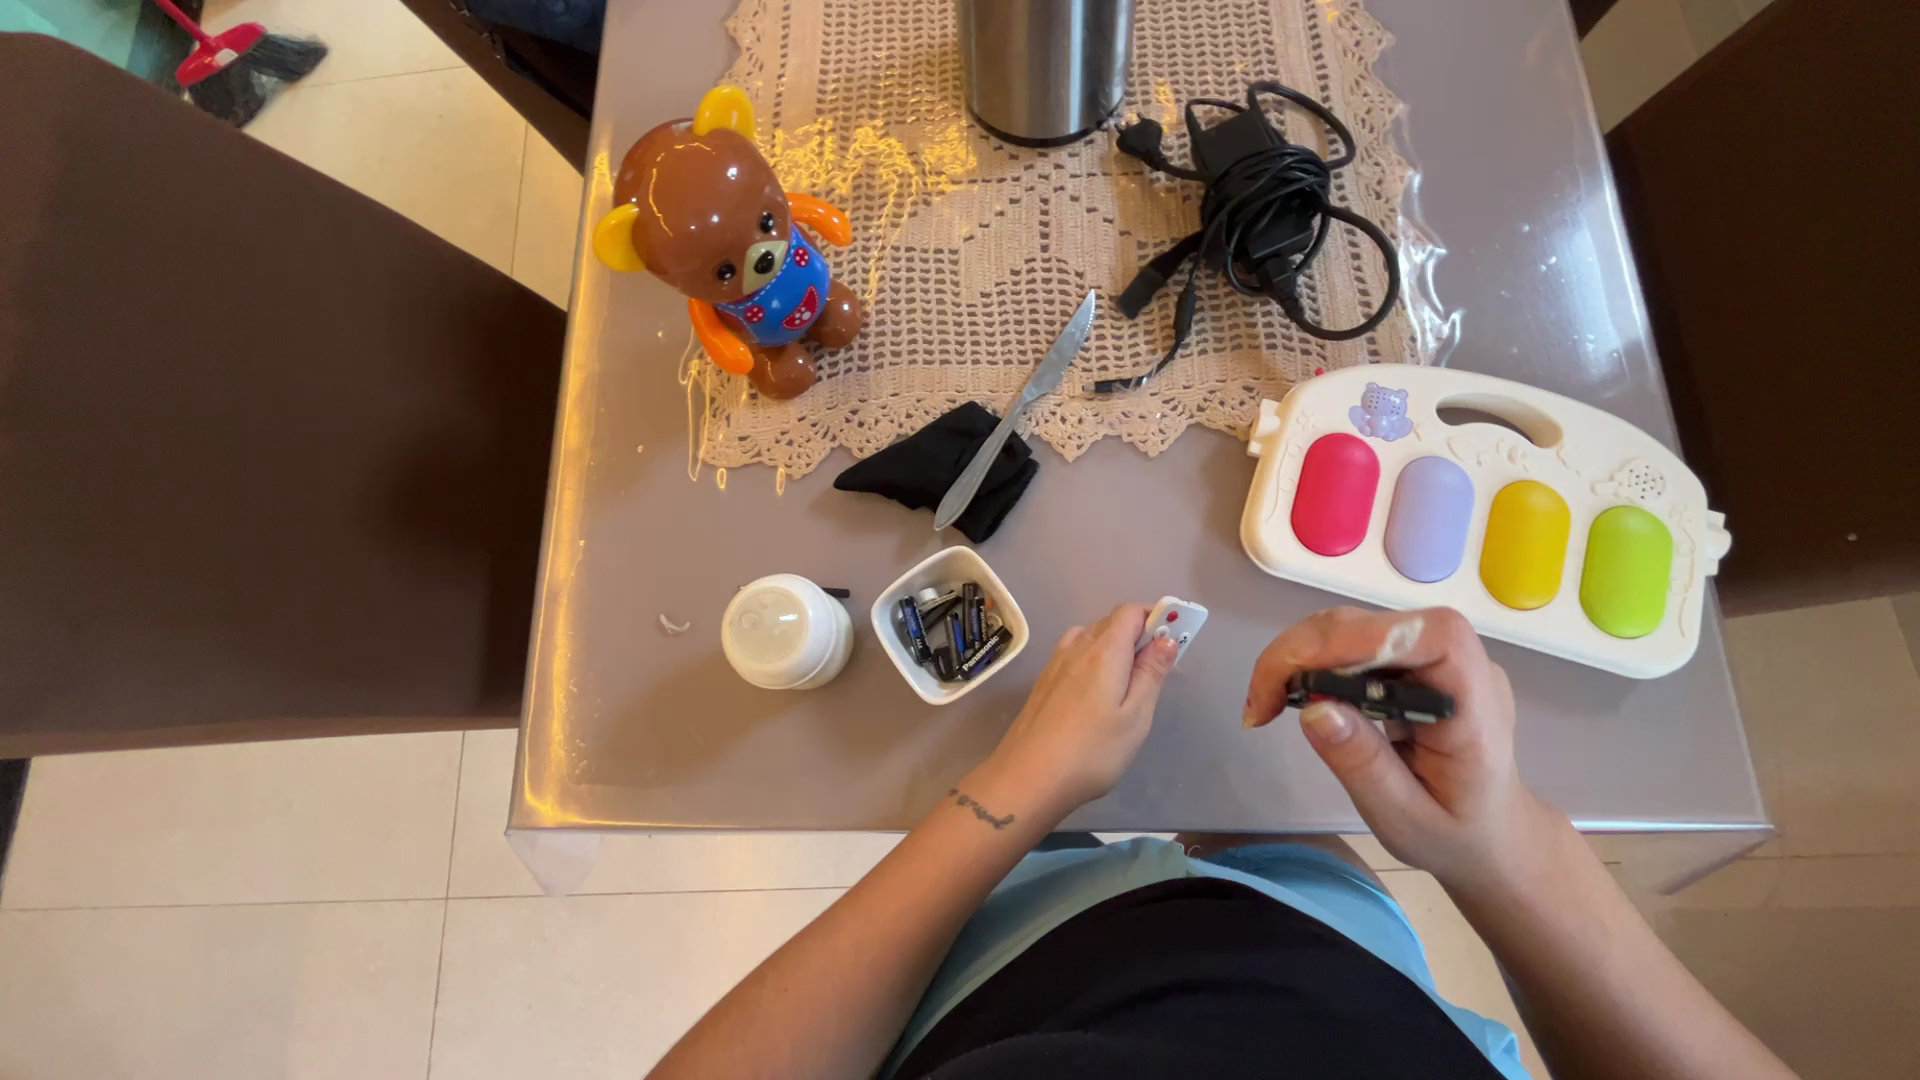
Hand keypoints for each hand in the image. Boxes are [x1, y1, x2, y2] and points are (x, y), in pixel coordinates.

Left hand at [985, 604, 1180, 818]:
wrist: (1028, 777)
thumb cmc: (1092, 750)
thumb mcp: (1135, 716)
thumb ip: (1151, 673)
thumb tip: (1167, 638)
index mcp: (1103, 651)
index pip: (1130, 612)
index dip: (1155, 616)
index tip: (1176, 636)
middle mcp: (1076, 648)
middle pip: (1110, 622)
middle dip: (1138, 632)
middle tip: (1158, 665)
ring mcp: (1055, 664)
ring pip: (1090, 637)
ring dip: (1114, 645)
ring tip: (1130, 680)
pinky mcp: (1044, 682)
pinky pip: (1075, 654)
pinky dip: (1094, 658)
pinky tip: (1098, 690)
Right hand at [1243, 606, 1559, 891]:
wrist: (1488, 837)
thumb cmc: (1455, 836)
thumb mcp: (1405, 819)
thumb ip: (1363, 764)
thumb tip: (1314, 709)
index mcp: (1476, 701)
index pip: (1429, 635)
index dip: (1360, 639)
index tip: (1299, 677)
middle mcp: (1456, 662)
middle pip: (1372, 624)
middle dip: (1304, 653)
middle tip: (1261, 704)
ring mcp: (1427, 656)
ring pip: (1348, 627)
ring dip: (1296, 657)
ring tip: (1266, 703)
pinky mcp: (1401, 660)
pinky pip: (1346, 642)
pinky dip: (1305, 662)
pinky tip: (1288, 695)